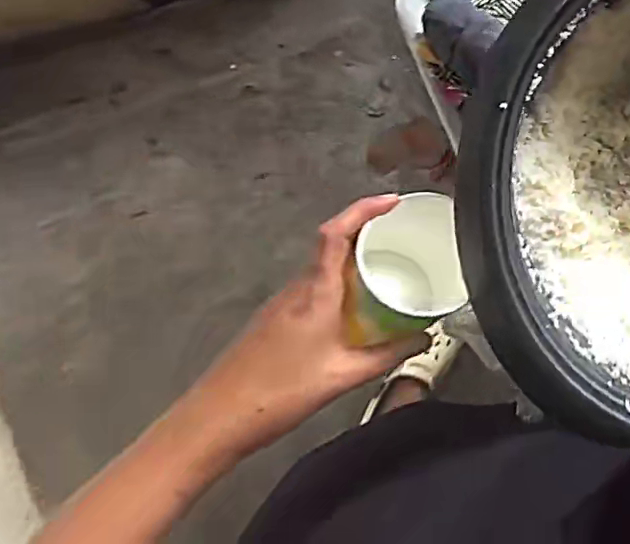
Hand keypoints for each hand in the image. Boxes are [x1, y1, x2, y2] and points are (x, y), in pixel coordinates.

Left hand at [178, 195, 426, 457]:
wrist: (205, 428)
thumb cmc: (271, 398)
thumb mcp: (343, 377)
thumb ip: (389, 355)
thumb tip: (423, 338)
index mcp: (314, 293)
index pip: (335, 233)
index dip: (364, 209)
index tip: (393, 201)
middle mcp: (296, 290)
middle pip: (332, 241)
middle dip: (369, 227)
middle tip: (402, 228)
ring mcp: (282, 303)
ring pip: (324, 263)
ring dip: (355, 253)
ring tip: (387, 259)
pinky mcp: (275, 319)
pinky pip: (315, 283)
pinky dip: (341, 278)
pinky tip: (356, 299)